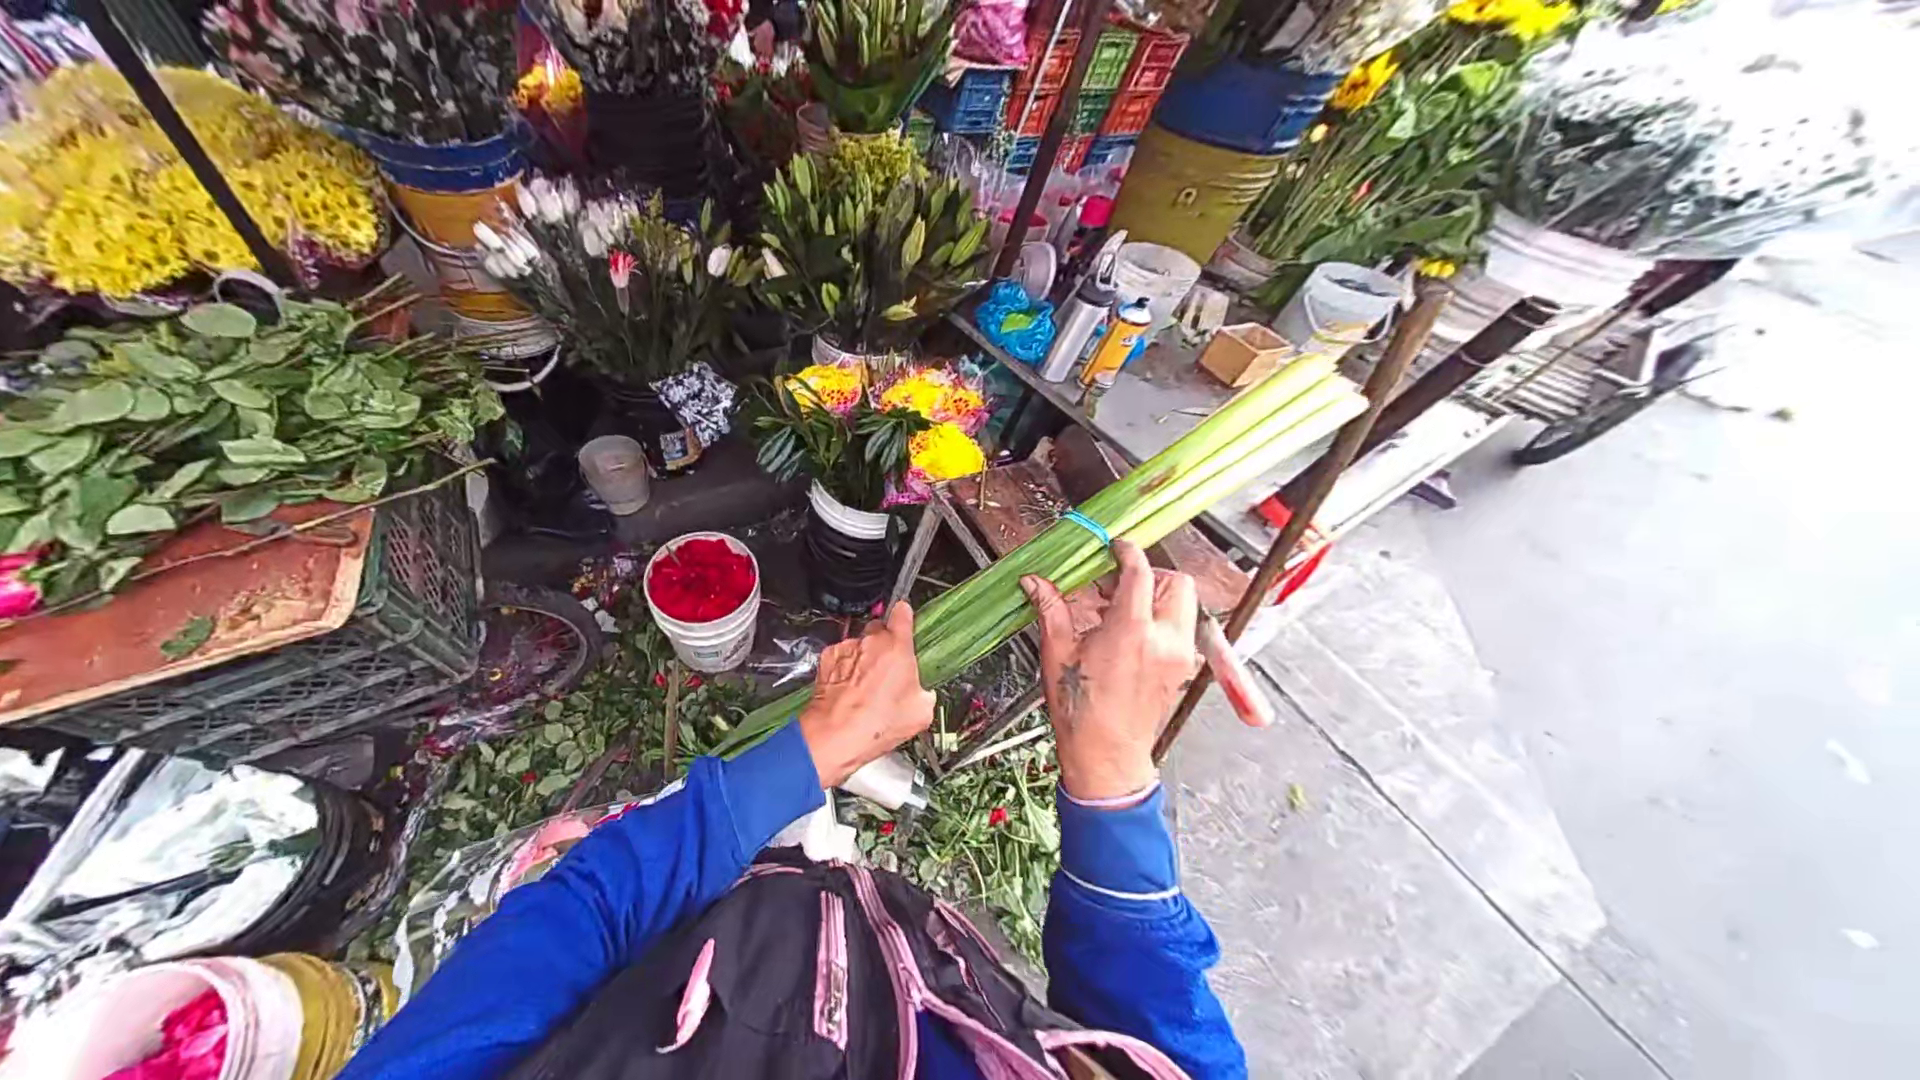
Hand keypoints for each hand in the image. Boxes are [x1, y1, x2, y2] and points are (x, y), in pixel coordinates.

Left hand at [798, 601, 935, 787]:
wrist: (836, 734)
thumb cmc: (878, 723)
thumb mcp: (920, 712)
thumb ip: (924, 693)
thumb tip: (923, 695)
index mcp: (898, 646)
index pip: (903, 613)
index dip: (904, 615)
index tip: (905, 618)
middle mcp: (871, 641)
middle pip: (879, 629)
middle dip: (884, 643)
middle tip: (888, 668)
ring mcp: (847, 648)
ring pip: (859, 643)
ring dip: (863, 657)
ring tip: (865, 685)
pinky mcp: (827, 659)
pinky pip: (840, 655)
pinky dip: (844, 666)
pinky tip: (848, 687)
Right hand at [1021, 540, 1199, 800]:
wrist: (1106, 756)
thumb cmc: (1082, 712)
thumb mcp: (1059, 653)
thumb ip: (1051, 608)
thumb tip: (1035, 583)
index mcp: (1131, 631)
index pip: (1141, 571)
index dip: (1127, 552)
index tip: (1114, 548)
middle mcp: (1164, 640)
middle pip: (1175, 582)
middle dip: (1147, 574)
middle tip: (1114, 583)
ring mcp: (1179, 655)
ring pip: (1183, 603)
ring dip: (1156, 595)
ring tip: (1117, 609)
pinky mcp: (1182, 668)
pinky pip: (1180, 626)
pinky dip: (1159, 617)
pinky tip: (1126, 631)